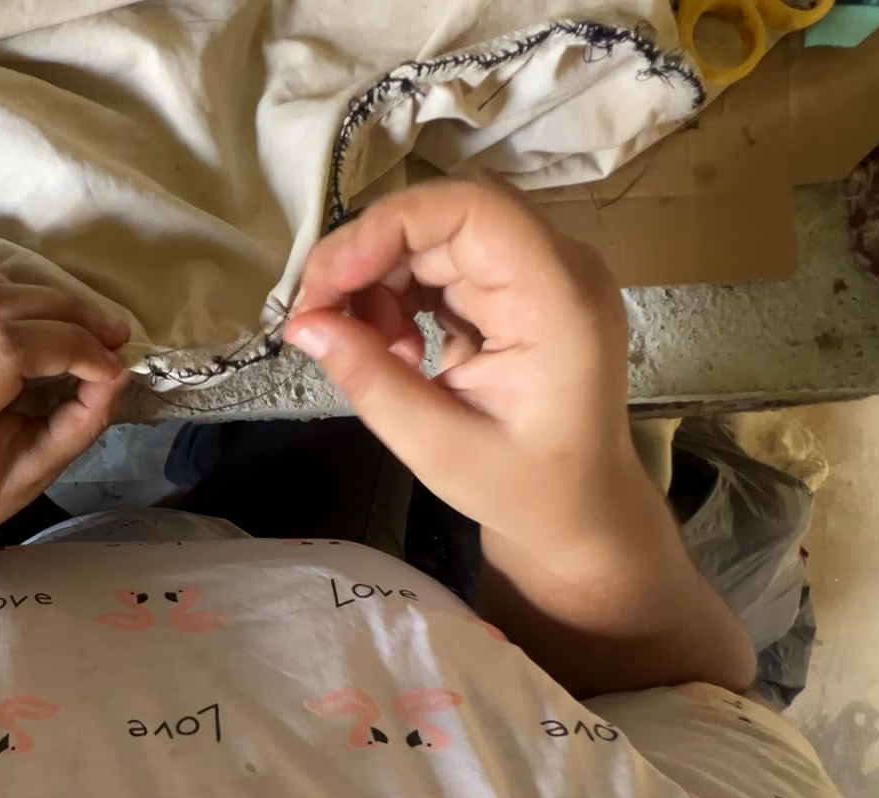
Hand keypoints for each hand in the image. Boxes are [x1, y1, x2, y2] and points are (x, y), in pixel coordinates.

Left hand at [0, 252, 130, 566]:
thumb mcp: (31, 477)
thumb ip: (79, 423)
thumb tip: (119, 370)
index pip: (3, 351)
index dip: (69, 344)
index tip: (112, 364)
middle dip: (64, 311)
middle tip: (109, 335)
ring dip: (26, 292)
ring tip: (61, 325)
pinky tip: (12, 312)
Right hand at [286, 176, 655, 568]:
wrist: (576, 508)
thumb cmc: (520, 487)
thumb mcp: (435, 447)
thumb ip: (370, 381)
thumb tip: (302, 326)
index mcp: (555, 300)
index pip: (470, 209)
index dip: (384, 230)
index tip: (323, 286)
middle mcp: (553, 268)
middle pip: (442, 219)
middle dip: (365, 259)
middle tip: (314, 318)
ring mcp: (535, 275)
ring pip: (432, 240)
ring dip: (376, 284)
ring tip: (364, 350)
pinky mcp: (512, 291)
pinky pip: (438, 267)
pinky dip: (396, 299)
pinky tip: (394, 351)